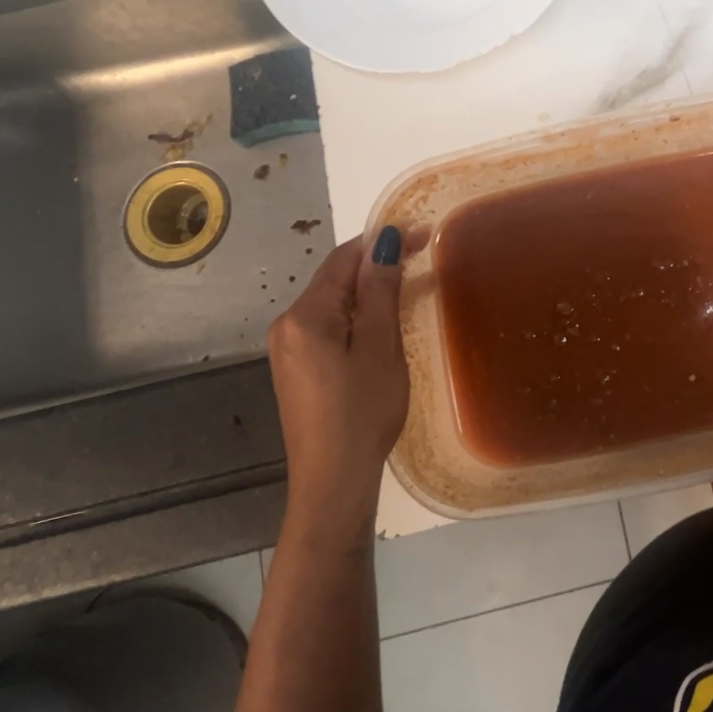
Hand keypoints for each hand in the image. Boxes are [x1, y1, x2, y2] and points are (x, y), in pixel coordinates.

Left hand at [266, 226, 414, 524]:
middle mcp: (287, 325)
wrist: (333, 477)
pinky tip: (382, 322)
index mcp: (305, 316)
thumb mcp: (379, 347)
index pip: (344, 259)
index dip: (382, 241)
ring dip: (369, 289)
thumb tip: (384, 241)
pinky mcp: (297, 367)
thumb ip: (379, 291)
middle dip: (377, 263)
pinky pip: (329, 324)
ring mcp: (288, 348)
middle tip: (424, 257)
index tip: (424, 234)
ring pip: (333, 302)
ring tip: (411, 285)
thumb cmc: (363, 410)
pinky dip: (358, 314)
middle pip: (335, 278)